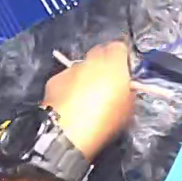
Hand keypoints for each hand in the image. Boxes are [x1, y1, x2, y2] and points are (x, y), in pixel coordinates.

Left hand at [43, 41, 133, 157]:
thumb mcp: (128, 108)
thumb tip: (124, 87)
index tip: (124, 71)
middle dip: (104, 64)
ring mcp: (70, 68)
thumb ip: (127, 90)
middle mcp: (91, 59)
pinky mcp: (53, 80)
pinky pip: (66, 79)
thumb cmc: (105, 120)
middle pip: (100, 53)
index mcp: (114, 61)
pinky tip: (70, 103)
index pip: (120, 47)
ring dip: (86, 76)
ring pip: (82, 67)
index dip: (122, 58)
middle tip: (107, 84)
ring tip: (86, 98)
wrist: (68, 133)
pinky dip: (69, 86)